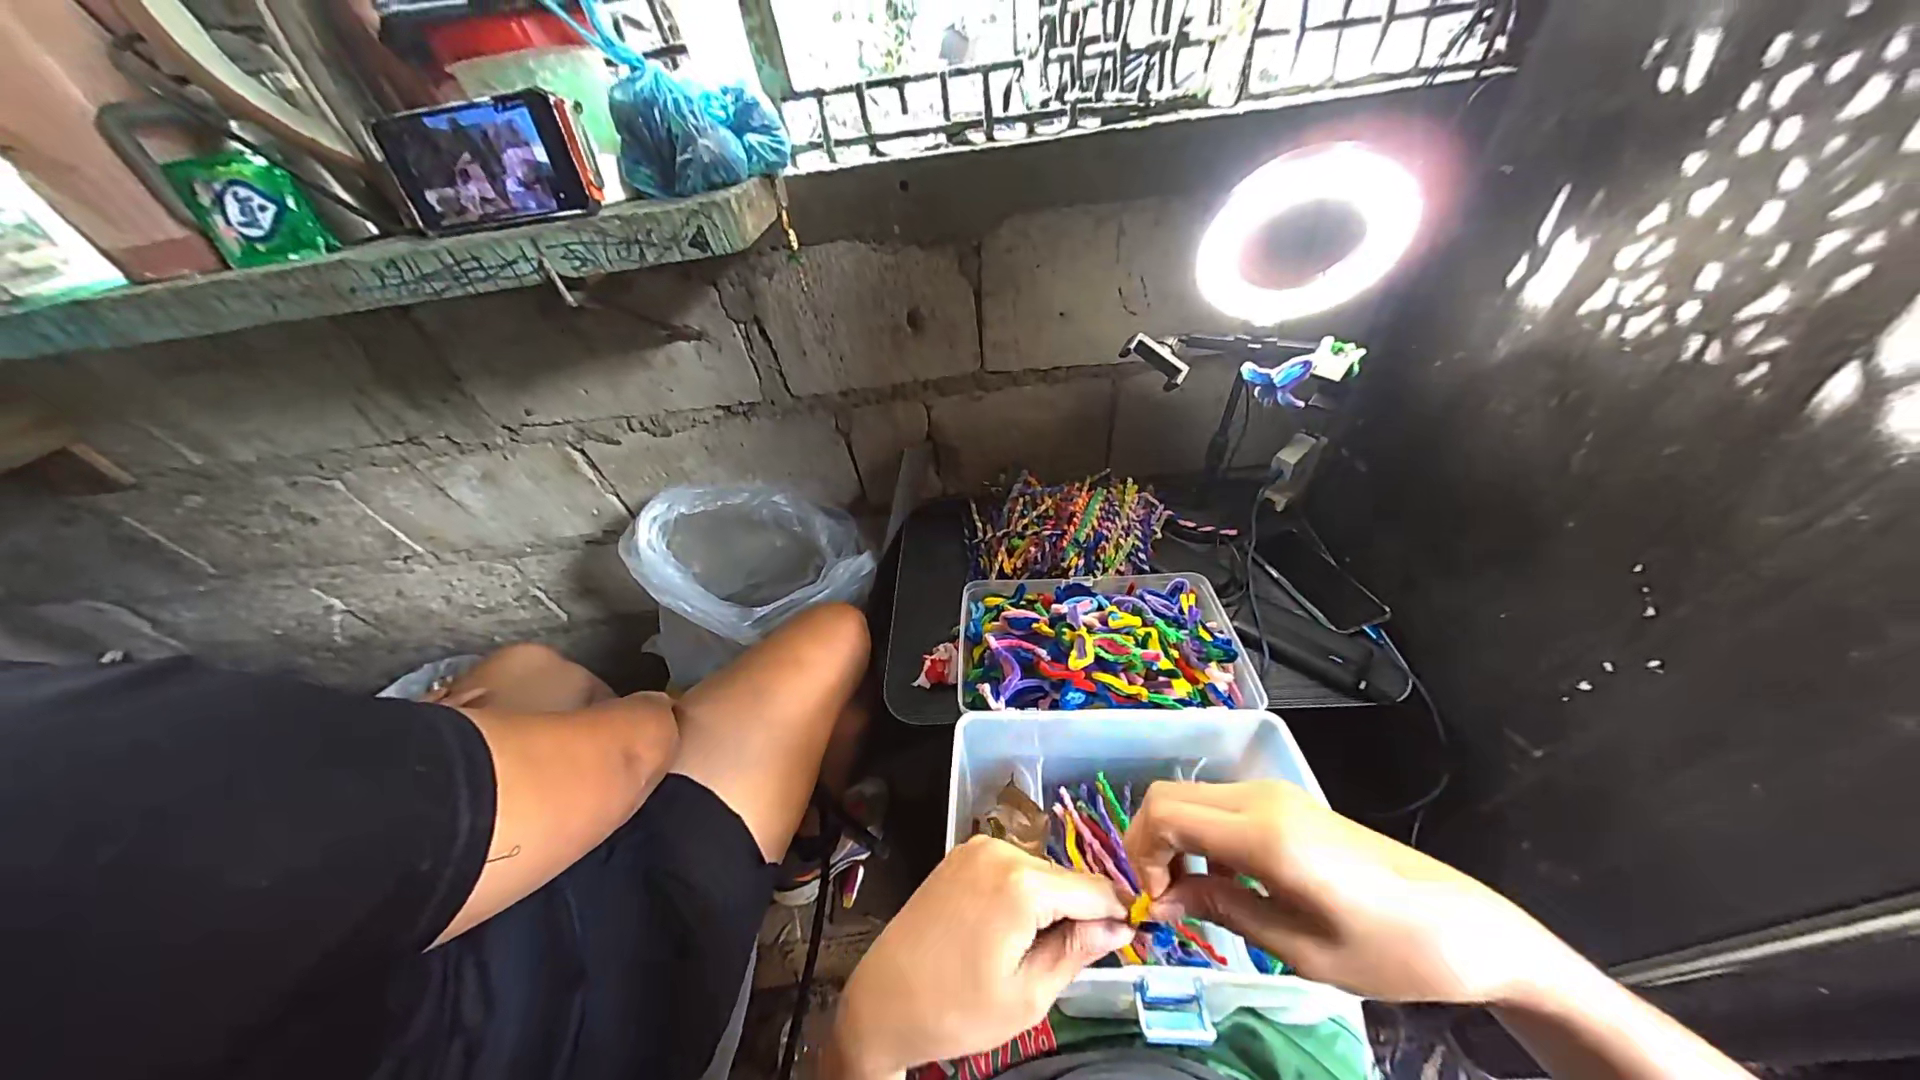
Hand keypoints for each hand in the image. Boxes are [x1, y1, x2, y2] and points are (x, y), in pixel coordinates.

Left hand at [826, 836, 1132, 1079]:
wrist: (883, 1000)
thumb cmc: (956, 1009)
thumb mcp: (1029, 993)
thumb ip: (1079, 950)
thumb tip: (1120, 926)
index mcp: (1021, 883)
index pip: (1093, 888)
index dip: (1119, 911)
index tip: (1136, 932)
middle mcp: (1000, 850)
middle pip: (1064, 878)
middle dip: (1082, 911)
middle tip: (1085, 954)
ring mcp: (977, 848)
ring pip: (1039, 873)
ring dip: (1052, 903)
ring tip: (1040, 949)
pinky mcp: (961, 855)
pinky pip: (1011, 869)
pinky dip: (1024, 894)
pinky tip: (1013, 929)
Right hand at [1126, 780, 1576, 1005]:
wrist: (1465, 925)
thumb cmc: (1389, 950)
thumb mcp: (1298, 949)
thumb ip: (1220, 911)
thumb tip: (1160, 902)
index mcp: (1264, 835)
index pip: (1165, 813)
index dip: (1143, 856)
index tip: (1158, 903)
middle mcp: (1260, 798)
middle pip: (1166, 795)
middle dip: (1148, 844)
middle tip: (1164, 899)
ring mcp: (1273, 793)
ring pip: (1188, 797)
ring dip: (1171, 839)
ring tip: (1190, 894)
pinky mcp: (1283, 800)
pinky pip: (1217, 805)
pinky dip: (1198, 835)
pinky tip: (1221, 878)